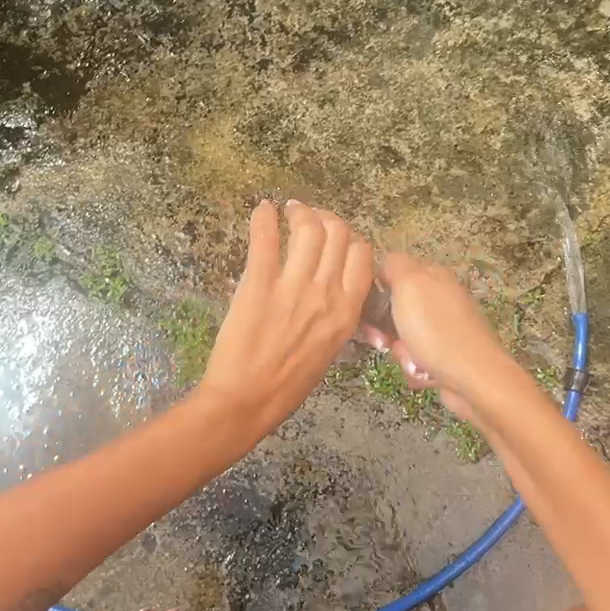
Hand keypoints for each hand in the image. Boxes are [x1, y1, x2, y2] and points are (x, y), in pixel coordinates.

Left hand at [193, 201, 371, 435]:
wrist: (246, 400)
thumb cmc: (286, 386)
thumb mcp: (328, 352)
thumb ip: (337, 320)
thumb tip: (338, 298)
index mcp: (347, 313)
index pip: (363, 256)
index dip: (350, 238)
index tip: (335, 236)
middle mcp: (326, 294)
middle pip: (338, 234)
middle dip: (326, 218)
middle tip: (310, 216)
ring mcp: (293, 287)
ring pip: (309, 229)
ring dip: (300, 212)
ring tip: (289, 209)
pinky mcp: (258, 285)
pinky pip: (265, 239)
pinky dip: (264, 218)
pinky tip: (262, 210)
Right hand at [373, 253, 511, 415]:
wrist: (473, 377)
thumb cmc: (435, 330)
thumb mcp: (409, 285)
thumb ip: (393, 265)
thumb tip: (385, 264)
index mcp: (432, 275)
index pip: (390, 273)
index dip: (373, 292)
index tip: (366, 312)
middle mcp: (440, 297)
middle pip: (395, 308)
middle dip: (385, 328)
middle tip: (384, 342)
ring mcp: (445, 326)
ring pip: (403, 336)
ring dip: (400, 351)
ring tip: (411, 361)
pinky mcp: (448, 353)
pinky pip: (418, 357)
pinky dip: (415, 367)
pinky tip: (423, 372)